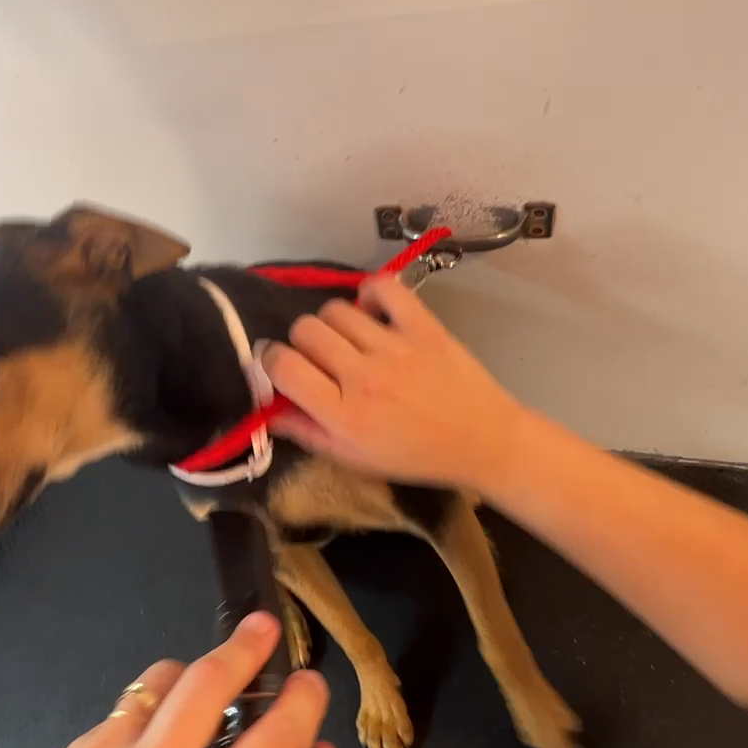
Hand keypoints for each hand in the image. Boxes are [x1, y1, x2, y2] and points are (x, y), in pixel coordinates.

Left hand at [15, 612, 333, 747]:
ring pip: (161, 679)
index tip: (312, 684)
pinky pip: (130, 705)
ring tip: (215, 682)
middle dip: (243, 648)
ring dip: (194, 673)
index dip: (300, 708)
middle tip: (266, 627)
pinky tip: (164, 732)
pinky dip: (156, 708)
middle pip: (203, 685)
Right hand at [261, 276, 527, 490]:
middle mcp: (364, 377)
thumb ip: (305, 432)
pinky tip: (373, 315)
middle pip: (305, 330)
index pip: (283, 366)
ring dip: (333, 323)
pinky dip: (370, 294)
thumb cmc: (412, 455)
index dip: (269, 359)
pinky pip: (383, 289)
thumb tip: (266, 408)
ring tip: (348, 340)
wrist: (481, 442)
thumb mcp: (352, 458)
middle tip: (318, 358)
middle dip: (301, 342)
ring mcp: (395, 348)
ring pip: (336, 310)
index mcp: (343, 415)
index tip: (277, 364)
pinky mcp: (423, 327)